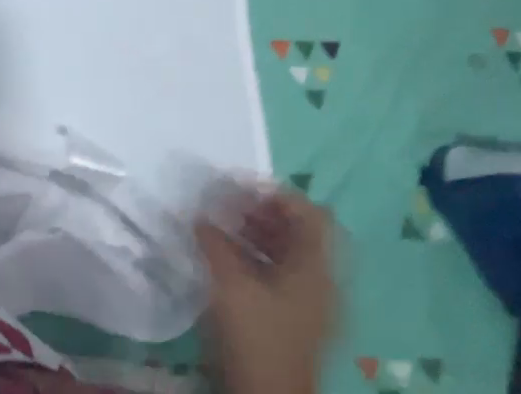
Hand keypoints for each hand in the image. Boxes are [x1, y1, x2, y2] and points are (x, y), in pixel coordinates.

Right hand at [195, 190, 336, 393]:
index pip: (309, 213)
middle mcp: (318, 280)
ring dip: (251, 230)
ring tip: (213, 221)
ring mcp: (306, 300)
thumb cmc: (255, 335)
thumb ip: (214, 241)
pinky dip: (250, 253)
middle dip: (259, 209)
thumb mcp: (230, 282)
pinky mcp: (289, 315)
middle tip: (220, 200)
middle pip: (297, 230)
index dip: (274, 192)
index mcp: (315, 269)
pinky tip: (219, 253)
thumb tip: (201, 215)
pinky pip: (274, 270)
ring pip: (284, 250)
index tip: (235, 184)